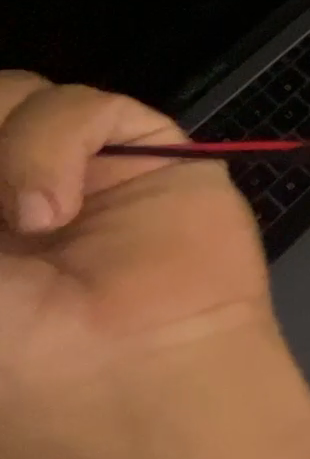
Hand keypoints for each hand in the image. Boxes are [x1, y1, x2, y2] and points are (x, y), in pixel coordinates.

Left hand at [0, 72, 309, 458]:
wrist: (117, 363)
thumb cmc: (6, 342)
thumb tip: (6, 179)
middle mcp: (8, 183)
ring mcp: (79, 163)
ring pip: (19, 95)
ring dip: (5, 140)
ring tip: (15, 214)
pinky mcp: (148, 151)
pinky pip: (86, 107)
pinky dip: (57, 145)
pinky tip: (55, 208)